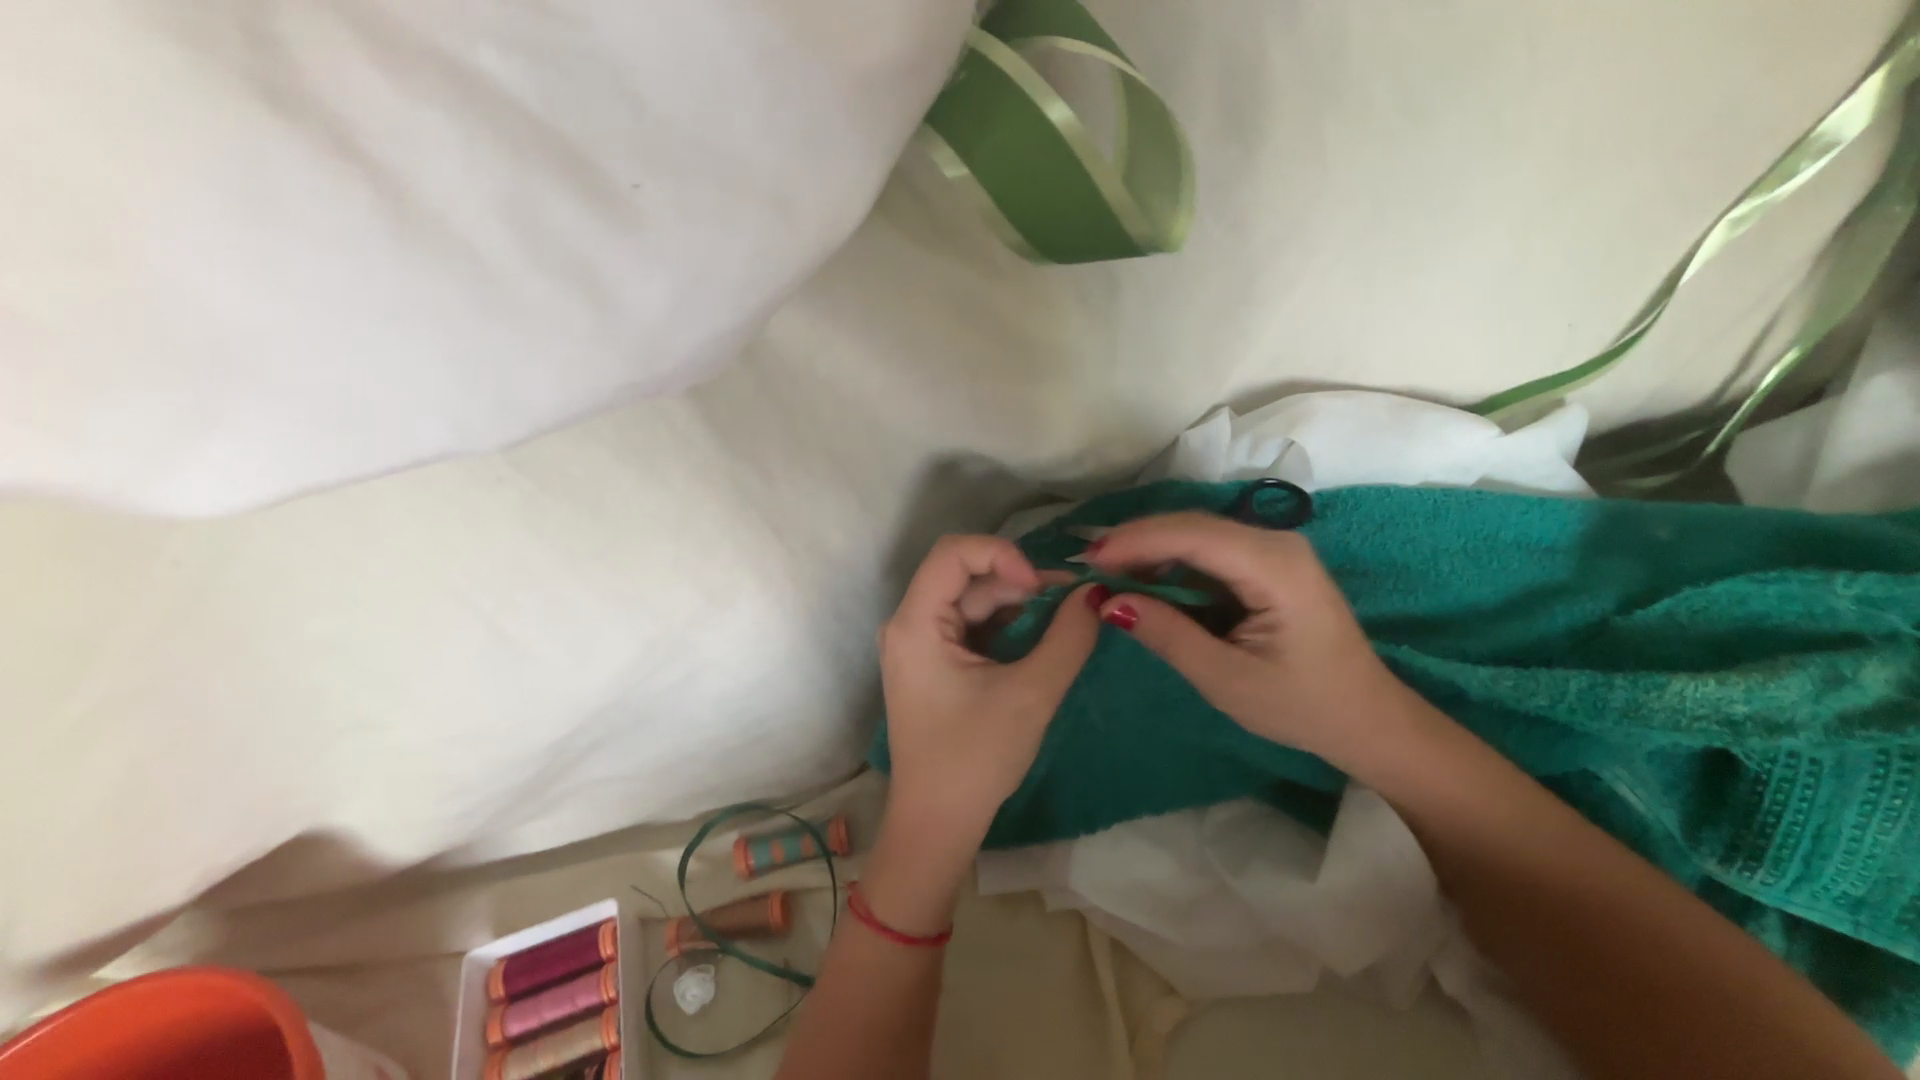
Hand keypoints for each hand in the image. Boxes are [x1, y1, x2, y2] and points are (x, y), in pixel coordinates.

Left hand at [878, 535, 1100, 842]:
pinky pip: (973, 627)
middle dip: (1021, 583)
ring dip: (1020, 605)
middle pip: (966, 577)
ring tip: (1070, 619)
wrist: (937, 823)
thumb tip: (1097, 593)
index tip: (1042, 587)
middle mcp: (909, 625)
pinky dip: (1009, 627)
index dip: (1003, 554)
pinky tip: (1045, 638)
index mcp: (915, 624)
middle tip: (1075, 601)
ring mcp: (920, 645)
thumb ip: (1068, 638)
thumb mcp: (1031, 695)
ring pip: (974, 601)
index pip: (954, 552)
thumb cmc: (975, 759)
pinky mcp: (934, 664)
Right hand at [1085, 511, 1410, 765]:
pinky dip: (1172, 564)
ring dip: (1151, 552)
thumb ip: (1166, 634)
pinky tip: (1144, 582)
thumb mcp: (1225, 679)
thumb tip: (1108, 602)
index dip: (1134, 542)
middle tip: (1087, 569)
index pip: (1191, 535)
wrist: (1366, 719)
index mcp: (1275, 567)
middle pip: (1191, 526)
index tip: (1086, 561)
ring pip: (1197, 535)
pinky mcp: (1268, 565)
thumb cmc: (1301, 706)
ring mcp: (1275, 551)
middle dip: (1136, 543)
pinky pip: (1210, 552)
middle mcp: (1277, 543)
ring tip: (1106, 578)